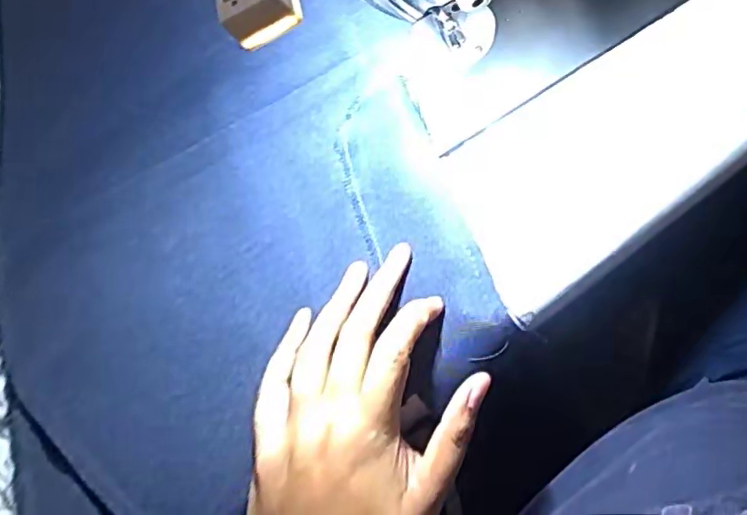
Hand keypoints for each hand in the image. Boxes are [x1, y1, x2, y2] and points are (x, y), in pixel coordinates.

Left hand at [250, 244, 491, 514]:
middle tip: (398, 255)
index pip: (393, 348)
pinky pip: (271, 385)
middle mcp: (324, 416)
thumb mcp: (426, 492)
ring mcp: (288, 428)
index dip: (416, 316)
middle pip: (353, 335)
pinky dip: (287, 347)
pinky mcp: (264, 445)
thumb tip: (482, 379)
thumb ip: (455, 434)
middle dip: (379, 289)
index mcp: (365, 423)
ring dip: (337, 305)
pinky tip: (303, 319)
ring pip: (313, 349)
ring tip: (357, 272)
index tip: (435, 303)